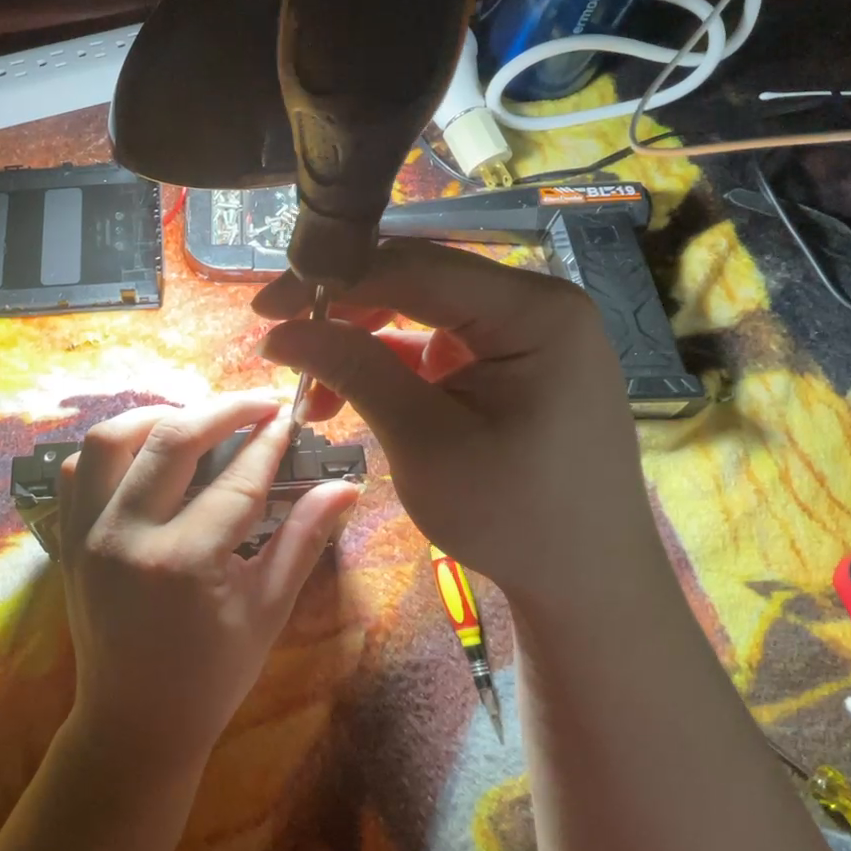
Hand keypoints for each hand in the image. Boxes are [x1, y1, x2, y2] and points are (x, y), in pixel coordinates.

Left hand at [56, 393, 358, 763]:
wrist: (135, 722)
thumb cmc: (211, 675)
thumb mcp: (267, 609)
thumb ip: (304, 539)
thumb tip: (346, 486)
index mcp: (184, 562)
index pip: (235, 479)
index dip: (267, 441)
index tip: (288, 416)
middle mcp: (126, 536)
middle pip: (171, 439)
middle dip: (221, 409)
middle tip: (256, 404)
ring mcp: (87, 534)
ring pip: (111, 439)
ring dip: (158, 416)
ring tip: (197, 421)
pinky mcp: (66, 538)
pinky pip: (77, 468)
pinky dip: (111, 449)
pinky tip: (146, 455)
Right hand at [254, 239, 658, 599]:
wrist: (587, 583)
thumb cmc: (515, 517)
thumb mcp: (423, 441)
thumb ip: (354, 370)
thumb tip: (278, 332)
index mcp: (533, 309)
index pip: (413, 267)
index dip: (331, 279)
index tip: (264, 309)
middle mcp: (532, 304)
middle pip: (415, 283)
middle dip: (343, 316)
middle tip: (282, 347)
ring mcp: (521, 333)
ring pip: (417, 314)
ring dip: (359, 346)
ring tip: (314, 396)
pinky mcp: (507, 362)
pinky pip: (434, 346)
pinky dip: (387, 369)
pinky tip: (346, 399)